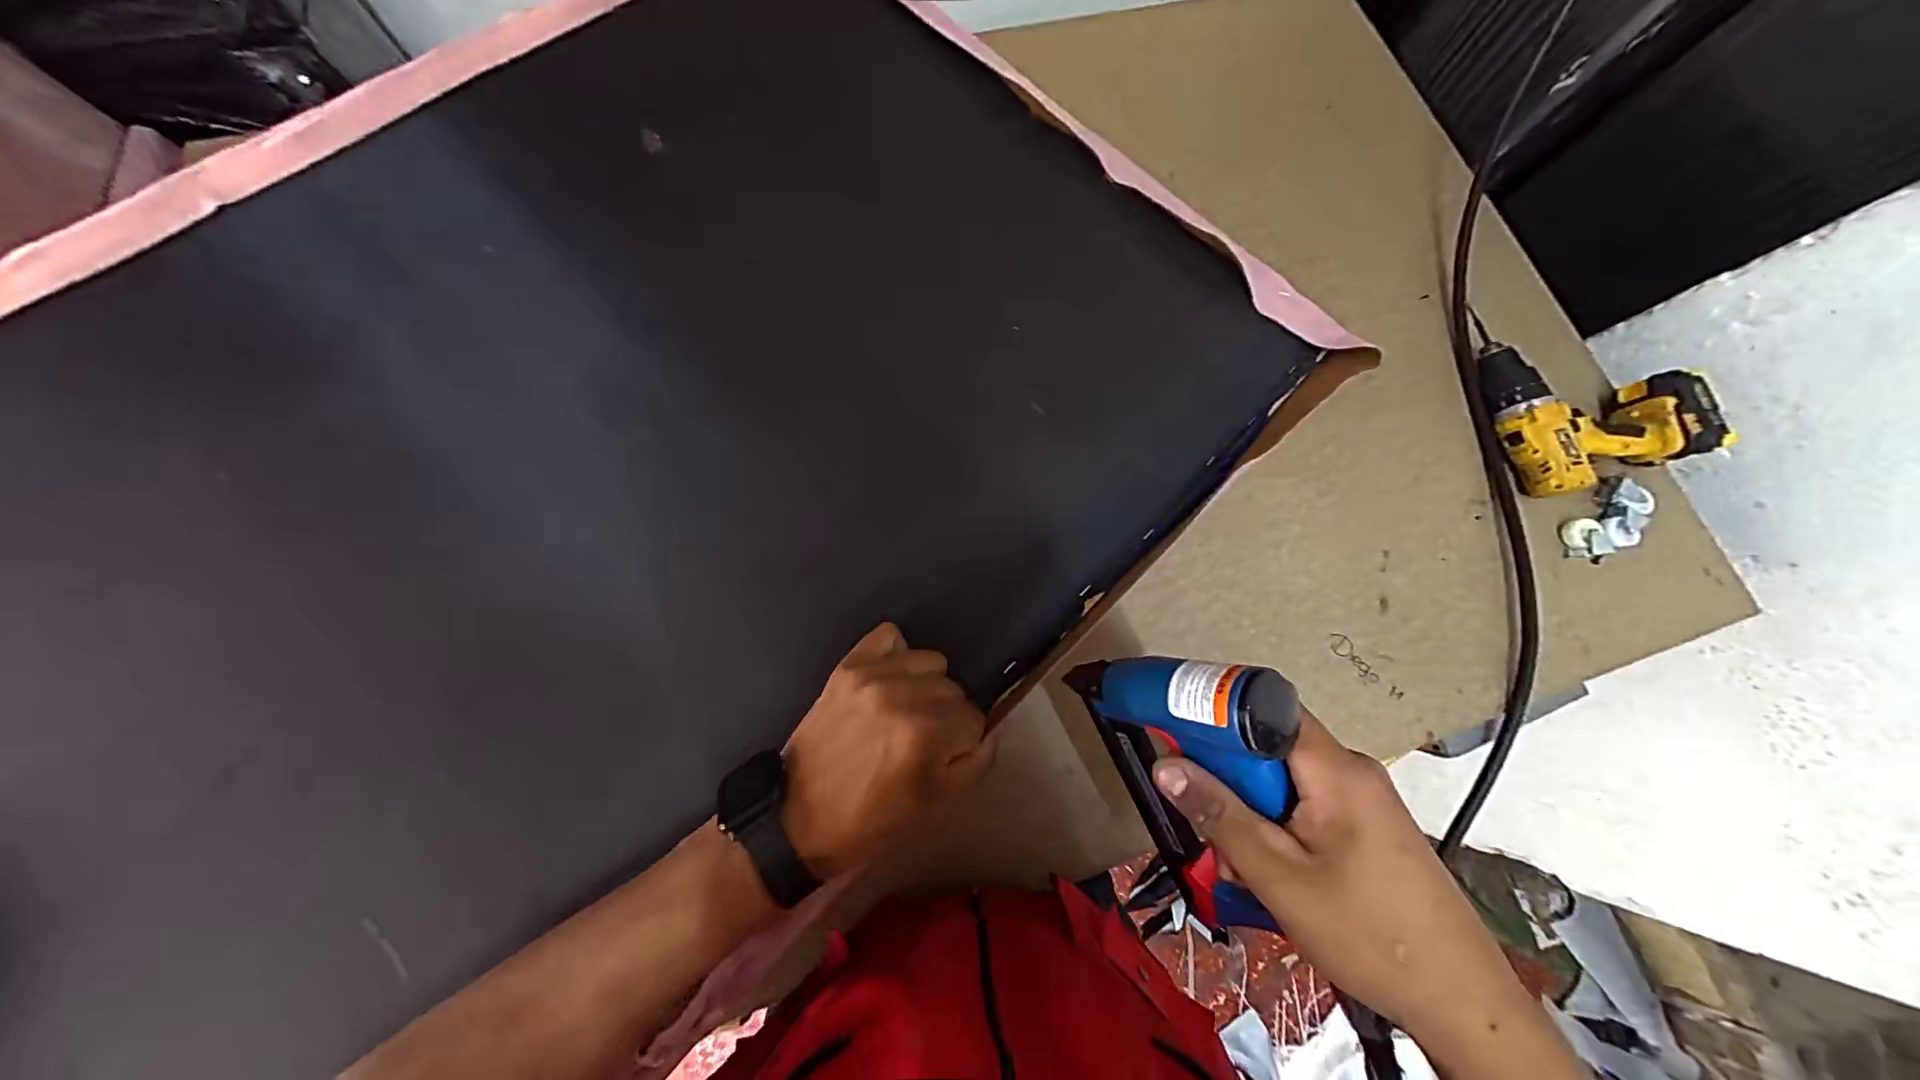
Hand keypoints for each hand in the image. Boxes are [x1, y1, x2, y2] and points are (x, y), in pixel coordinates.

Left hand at [781, 623, 998, 877]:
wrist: (796, 820)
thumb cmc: (872, 821)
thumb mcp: (937, 807)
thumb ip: (977, 762)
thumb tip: (994, 727)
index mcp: (926, 735)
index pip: (975, 719)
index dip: (962, 743)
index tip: (941, 760)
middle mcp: (902, 697)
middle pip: (955, 690)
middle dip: (947, 718)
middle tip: (921, 744)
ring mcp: (871, 677)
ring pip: (931, 663)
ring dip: (926, 686)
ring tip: (904, 712)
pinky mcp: (847, 667)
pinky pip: (889, 636)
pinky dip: (897, 654)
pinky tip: (890, 682)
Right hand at [1149, 712, 1574, 1072]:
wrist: (1464, 1004)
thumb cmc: (1368, 934)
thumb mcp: (1278, 876)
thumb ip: (1219, 815)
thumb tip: (1164, 765)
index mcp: (1335, 769)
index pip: (1263, 710)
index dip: (1213, 715)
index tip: (1173, 737)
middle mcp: (1351, 771)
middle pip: (1268, 750)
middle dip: (1229, 786)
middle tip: (1210, 831)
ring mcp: (1362, 800)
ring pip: (1282, 784)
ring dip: (1250, 816)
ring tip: (1242, 870)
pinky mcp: (1366, 828)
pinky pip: (1304, 809)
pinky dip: (1276, 832)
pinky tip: (1272, 878)